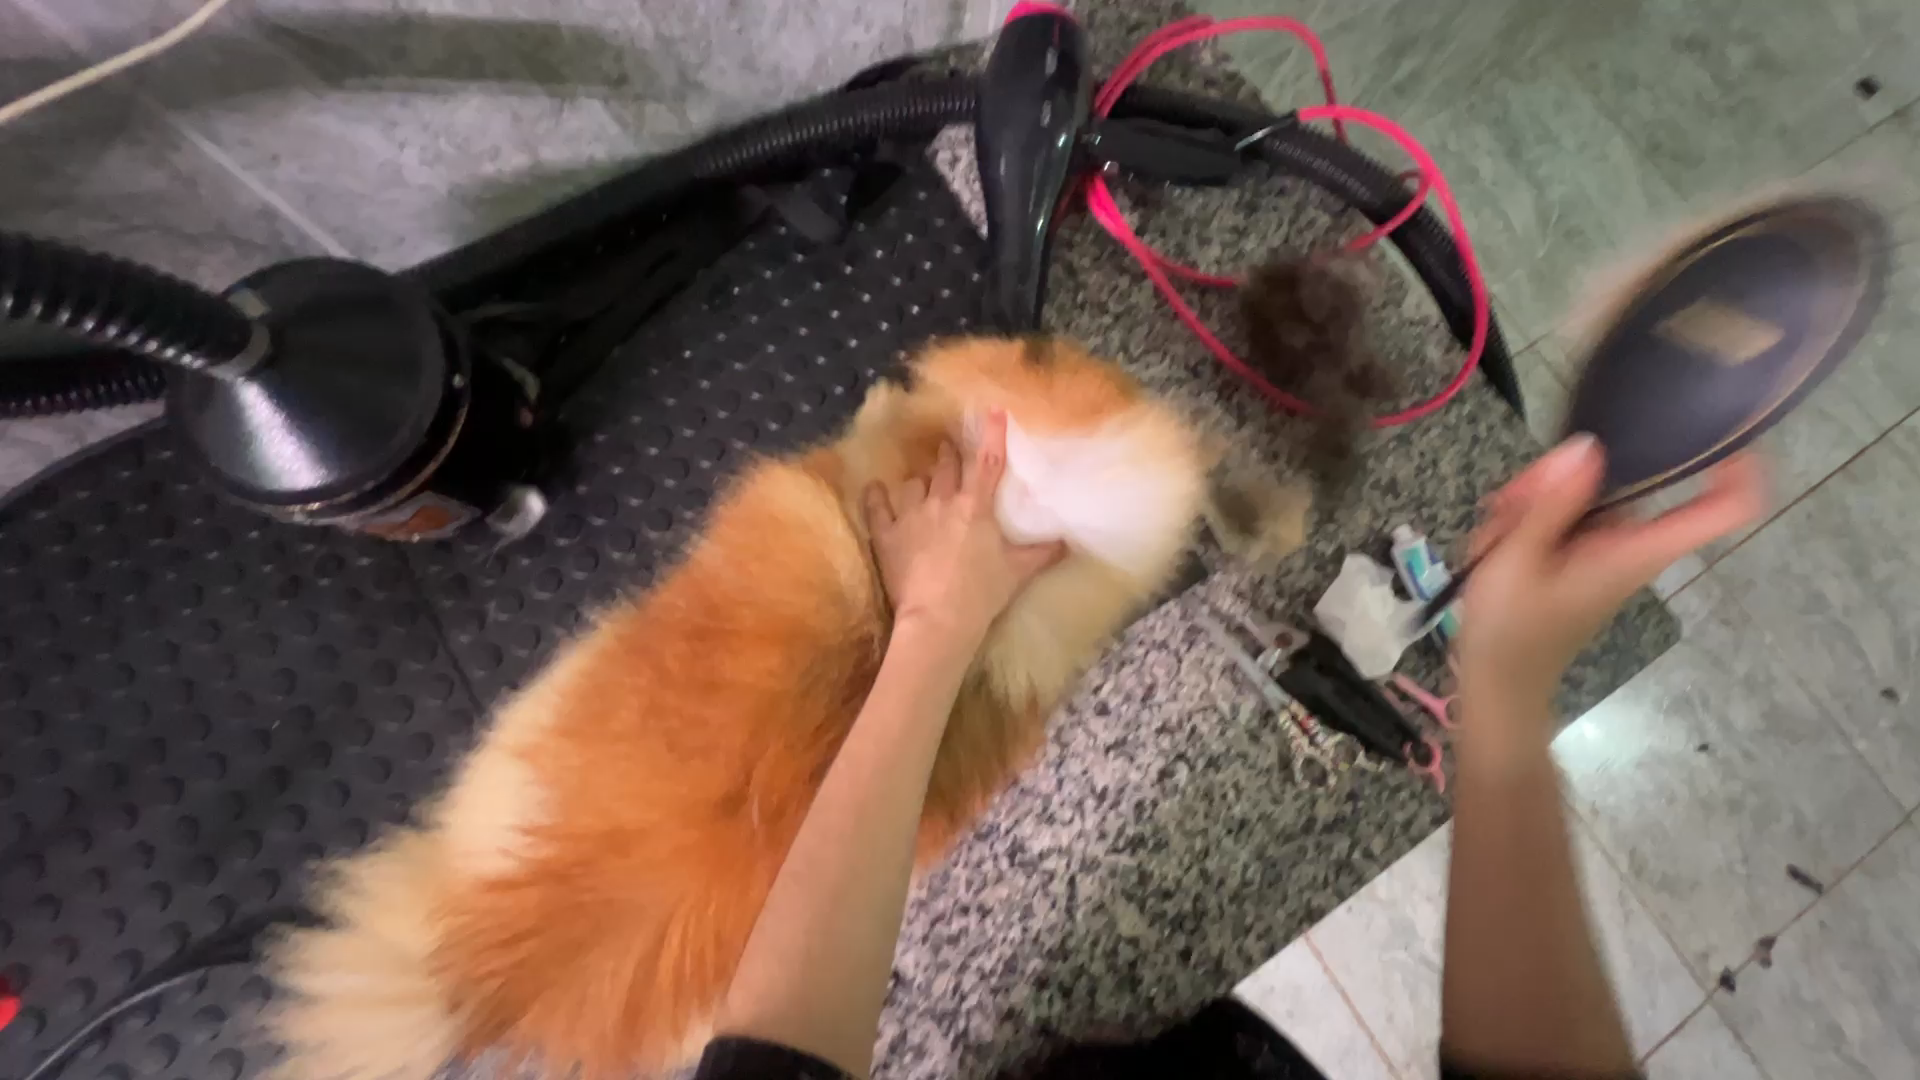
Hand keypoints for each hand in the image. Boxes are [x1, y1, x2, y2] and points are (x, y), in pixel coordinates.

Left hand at [864, 410, 1066, 650]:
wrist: (939, 619)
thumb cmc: (982, 593)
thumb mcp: (1018, 572)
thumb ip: (1042, 553)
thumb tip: (1069, 542)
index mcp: (976, 507)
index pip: (988, 462)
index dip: (992, 434)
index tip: (993, 410)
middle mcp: (942, 501)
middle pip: (945, 467)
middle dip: (948, 454)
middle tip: (947, 448)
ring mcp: (911, 516)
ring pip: (913, 484)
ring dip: (919, 481)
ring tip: (920, 483)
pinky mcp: (887, 535)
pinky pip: (877, 507)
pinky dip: (876, 496)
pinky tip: (874, 489)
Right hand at [1455, 435, 1766, 712]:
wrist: (1498, 680)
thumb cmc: (1510, 626)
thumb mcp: (1517, 559)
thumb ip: (1551, 504)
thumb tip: (1587, 447)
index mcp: (1634, 551)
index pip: (1723, 506)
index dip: (1733, 466)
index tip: (1706, 431)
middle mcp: (1629, 547)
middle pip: (1619, 491)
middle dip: (1557, 483)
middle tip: (1509, 499)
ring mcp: (1601, 555)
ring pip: (1580, 503)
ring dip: (1529, 506)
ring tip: (1491, 534)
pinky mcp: (1575, 562)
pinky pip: (1561, 524)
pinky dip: (1525, 524)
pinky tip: (1495, 543)